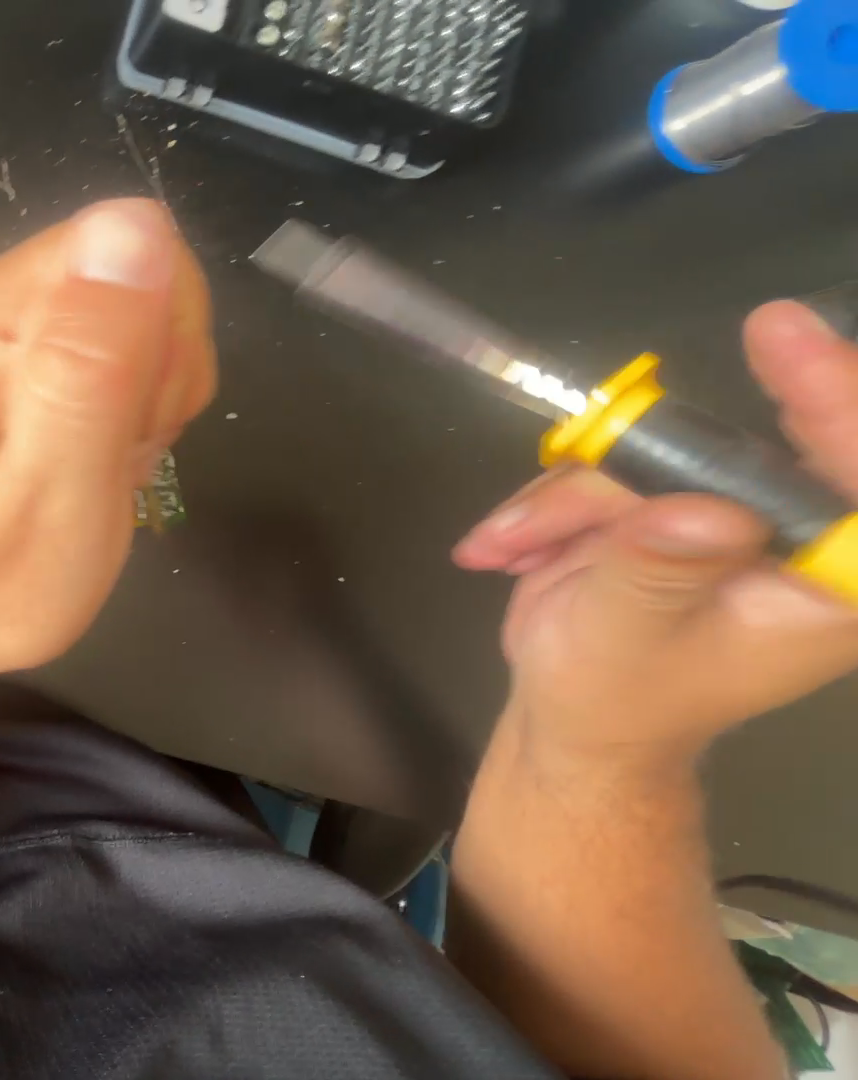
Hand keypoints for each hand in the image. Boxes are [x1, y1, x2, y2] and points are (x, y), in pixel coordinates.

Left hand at [0, 199, 215, 685]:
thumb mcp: (55, 486)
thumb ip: (92, 360)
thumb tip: (134, 228)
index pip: (130, 244)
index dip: (161, 331)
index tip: (134, 418)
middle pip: (134, 275)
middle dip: (156, 367)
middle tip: (115, 452)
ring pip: (133, 316)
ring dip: (145, 395)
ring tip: (101, 465)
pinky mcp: (12, 365)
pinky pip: (110, 353)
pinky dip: (126, 408)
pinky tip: (96, 460)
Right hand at [452, 301, 857, 770]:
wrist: (572, 716)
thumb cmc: (612, 695)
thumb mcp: (625, 638)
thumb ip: (657, 572)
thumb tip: (698, 511)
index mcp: (829, 574)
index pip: (857, 468)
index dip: (831, 395)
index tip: (776, 331)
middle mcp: (786, 534)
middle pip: (714, 457)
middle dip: (610, 481)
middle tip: (541, 509)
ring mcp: (715, 520)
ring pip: (632, 465)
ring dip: (552, 507)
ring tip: (501, 552)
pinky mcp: (658, 513)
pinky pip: (596, 478)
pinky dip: (538, 511)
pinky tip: (505, 549)